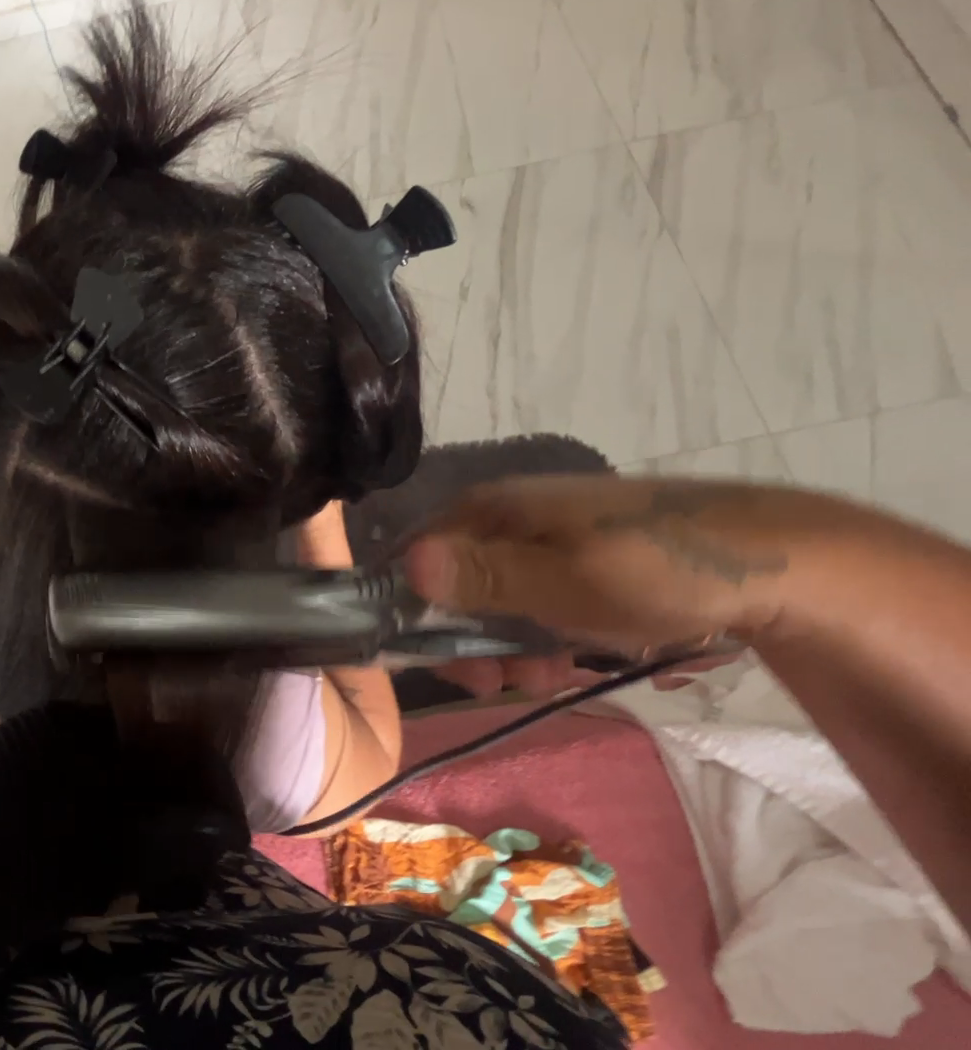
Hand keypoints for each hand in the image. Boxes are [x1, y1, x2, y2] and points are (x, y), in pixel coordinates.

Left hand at [0, 703, 247, 998]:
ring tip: (162, 889)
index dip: (207, 791)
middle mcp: (58, 736)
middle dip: (179, 819)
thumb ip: (157, 840)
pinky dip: (110, 843)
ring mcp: (35, 764)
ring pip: (116, 793)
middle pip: (144, 768)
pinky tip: (116, 883)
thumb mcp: (81, 859)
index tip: (231, 844)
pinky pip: (85, 809)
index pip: (165, 744)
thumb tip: (225, 833)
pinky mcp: (19, 796)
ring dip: (147, 837)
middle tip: (199, 877)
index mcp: (75, 732)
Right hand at [401, 475, 837, 682]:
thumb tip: (406, 562)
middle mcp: (509, 516)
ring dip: (505, 646)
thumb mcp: (565, 581)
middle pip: (454, 581)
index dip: (411, 607)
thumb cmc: (660, 570)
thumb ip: (484, 576)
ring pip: (496, 597)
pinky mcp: (582, 559)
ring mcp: (547, 537)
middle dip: (465, 637)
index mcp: (494, 507)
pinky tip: (565, 662)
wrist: (785, 565)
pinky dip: (541, 635)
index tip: (434, 660)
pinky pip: (536, 599)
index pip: (416, 553)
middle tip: (491, 683)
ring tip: (540, 680)